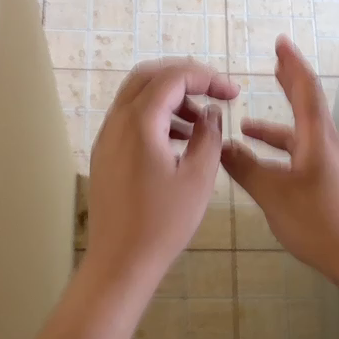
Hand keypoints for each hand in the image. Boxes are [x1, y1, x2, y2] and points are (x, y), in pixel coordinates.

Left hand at [85, 57, 239, 293]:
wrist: (121, 261)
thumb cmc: (163, 223)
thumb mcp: (198, 177)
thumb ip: (208, 136)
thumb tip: (210, 113)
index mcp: (139, 122)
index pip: (173, 78)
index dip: (207, 77)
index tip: (233, 93)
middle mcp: (116, 122)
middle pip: (149, 77)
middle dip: (185, 79)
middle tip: (215, 94)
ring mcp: (106, 138)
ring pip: (137, 97)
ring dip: (170, 99)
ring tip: (201, 123)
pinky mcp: (104, 156)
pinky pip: (129, 120)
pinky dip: (155, 118)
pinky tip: (179, 142)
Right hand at [222, 36, 338, 288]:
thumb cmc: (319, 222)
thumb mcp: (274, 194)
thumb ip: (246, 169)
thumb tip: (221, 145)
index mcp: (317, 140)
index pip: (306, 91)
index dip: (292, 65)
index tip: (280, 43)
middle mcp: (328, 148)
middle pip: (308, 108)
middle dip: (289, 86)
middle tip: (274, 66)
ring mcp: (331, 169)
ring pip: (301, 139)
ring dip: (276, 130)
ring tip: (248, 129)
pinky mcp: (331, 189)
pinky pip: (302, 159)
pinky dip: (282, 154)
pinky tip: (266, 169)